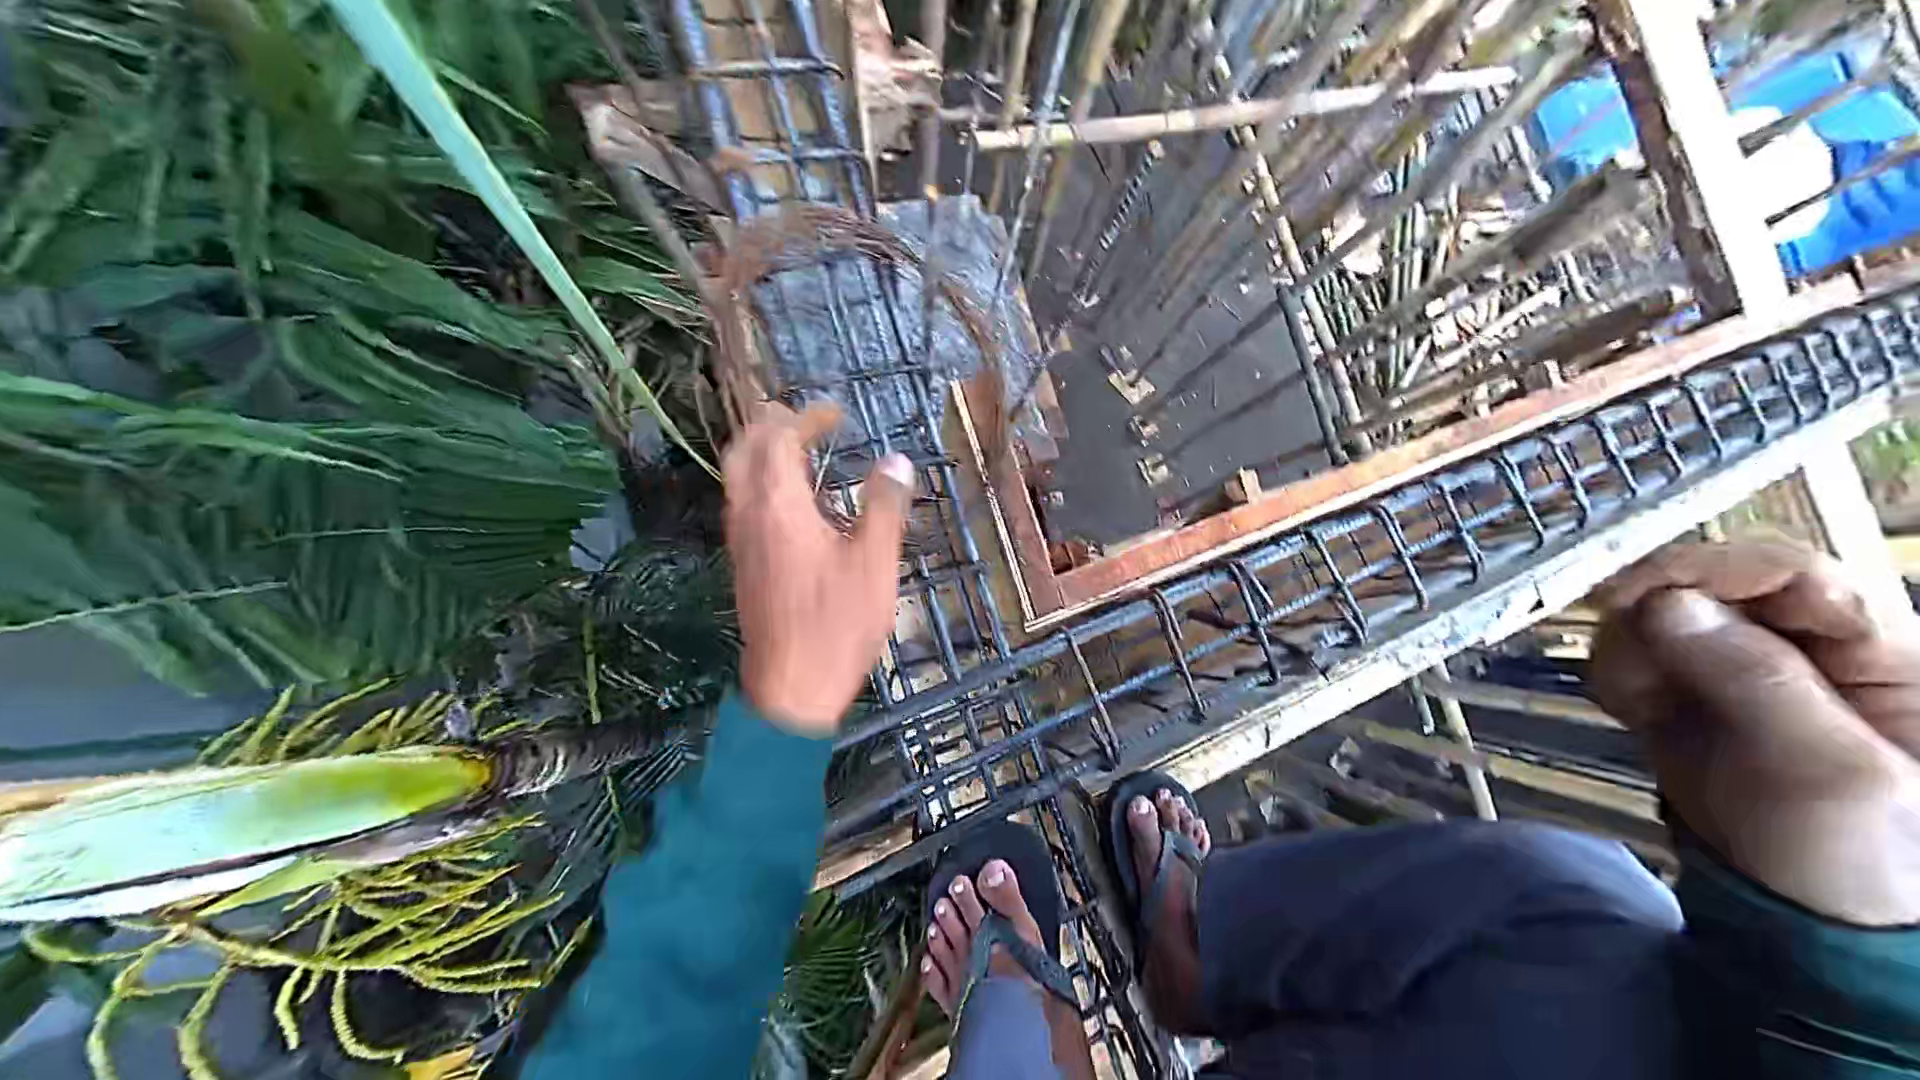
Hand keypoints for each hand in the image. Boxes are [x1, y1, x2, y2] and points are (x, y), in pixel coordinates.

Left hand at [725, 401, 911, 735]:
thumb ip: (884, 507)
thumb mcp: (874, 564)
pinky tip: (792, 501)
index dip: (806, 418)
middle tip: (803, 418)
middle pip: (743, 451)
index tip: (836, 414)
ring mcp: (740, 543)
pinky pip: (743, 504)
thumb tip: (897, 462)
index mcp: (778, 508)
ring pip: (737, 478)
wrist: (791, 688)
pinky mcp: (744, 565)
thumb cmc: (836, 624)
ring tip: (797, 448)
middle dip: (770, 425)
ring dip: (761, 452)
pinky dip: (761, 482)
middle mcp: (749, 517)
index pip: (779, 440)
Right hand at [1592, 541, 1919, 924]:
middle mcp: (1804, 643)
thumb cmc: (1854, 853)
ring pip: (1652, 614)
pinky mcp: (1685, 683)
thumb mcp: (1825, 772)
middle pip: (1705, 585)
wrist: (1798, 905)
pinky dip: (1615, 675)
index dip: (1709, 571)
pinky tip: (1636, 713)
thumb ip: (1754, 680)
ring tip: (1643, 708)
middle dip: (1652, 621)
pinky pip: (1627, 649)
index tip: (1633, 596)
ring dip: (1627, 654)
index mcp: (1881, 652)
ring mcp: (1739, 663)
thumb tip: (1666, 602)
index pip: (1789, 572)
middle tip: (1637, 673)